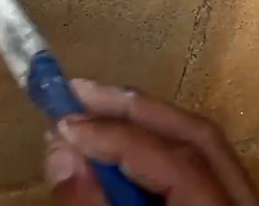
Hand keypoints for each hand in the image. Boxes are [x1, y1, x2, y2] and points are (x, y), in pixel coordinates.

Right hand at [47, 79, 258, 205]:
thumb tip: (58, 148)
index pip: (173, 160)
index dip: (113, 136)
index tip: (61, 124)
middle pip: (195, 135)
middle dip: (131, 107)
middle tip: (73, 92)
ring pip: (200, 145)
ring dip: (141, 121)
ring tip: (89, 110)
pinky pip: (199, 167)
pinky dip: (156, 149)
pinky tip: (118, 147)